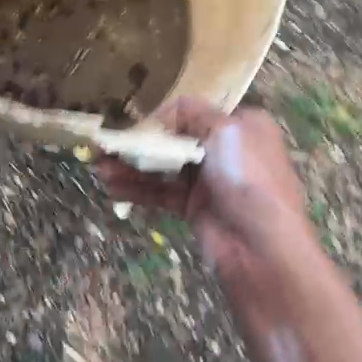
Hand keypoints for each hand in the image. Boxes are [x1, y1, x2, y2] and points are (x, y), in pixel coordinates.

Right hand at [96, 99, 312, 299]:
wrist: (263, 249)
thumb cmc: (248, 178)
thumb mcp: (225, 130)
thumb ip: (190, 113)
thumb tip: (161, 114)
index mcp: (241, 127)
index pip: (194, 112)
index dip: (163, 115)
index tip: (132, 120)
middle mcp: (225, 150)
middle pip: (173, 139)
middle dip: (138, 141)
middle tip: (105, 143)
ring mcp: (208, 181)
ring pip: (162, 166)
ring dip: (130, 165)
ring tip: (98, 166)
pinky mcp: (194, 208)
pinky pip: (159, 192)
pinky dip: (136, 189)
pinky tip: (111, 187)